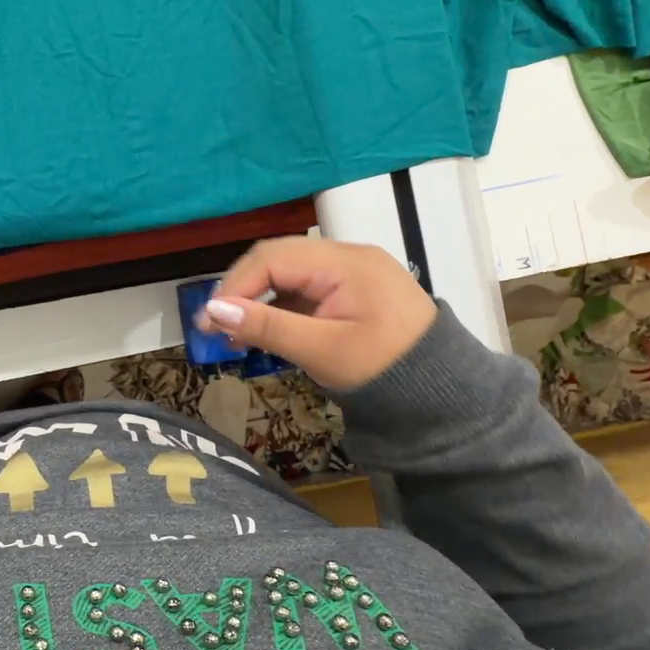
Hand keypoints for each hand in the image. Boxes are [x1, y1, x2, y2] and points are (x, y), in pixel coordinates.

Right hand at [198, 236, 437, 389]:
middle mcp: (347, 256)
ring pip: (286, 272)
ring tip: (234, 334)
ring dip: (256, 299)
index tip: (208, 321)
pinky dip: (277, 306)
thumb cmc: (383, 370)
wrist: (441, 393)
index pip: (272, 259)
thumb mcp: (321, 350)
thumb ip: (267, 327)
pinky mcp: (350, 289)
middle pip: (276, 259)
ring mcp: (350, 271)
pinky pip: (302, 287)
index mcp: (345, 263)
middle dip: (241, 290)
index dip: (234, 286)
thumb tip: (212, 311)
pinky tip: (264, 331)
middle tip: (214, 326)